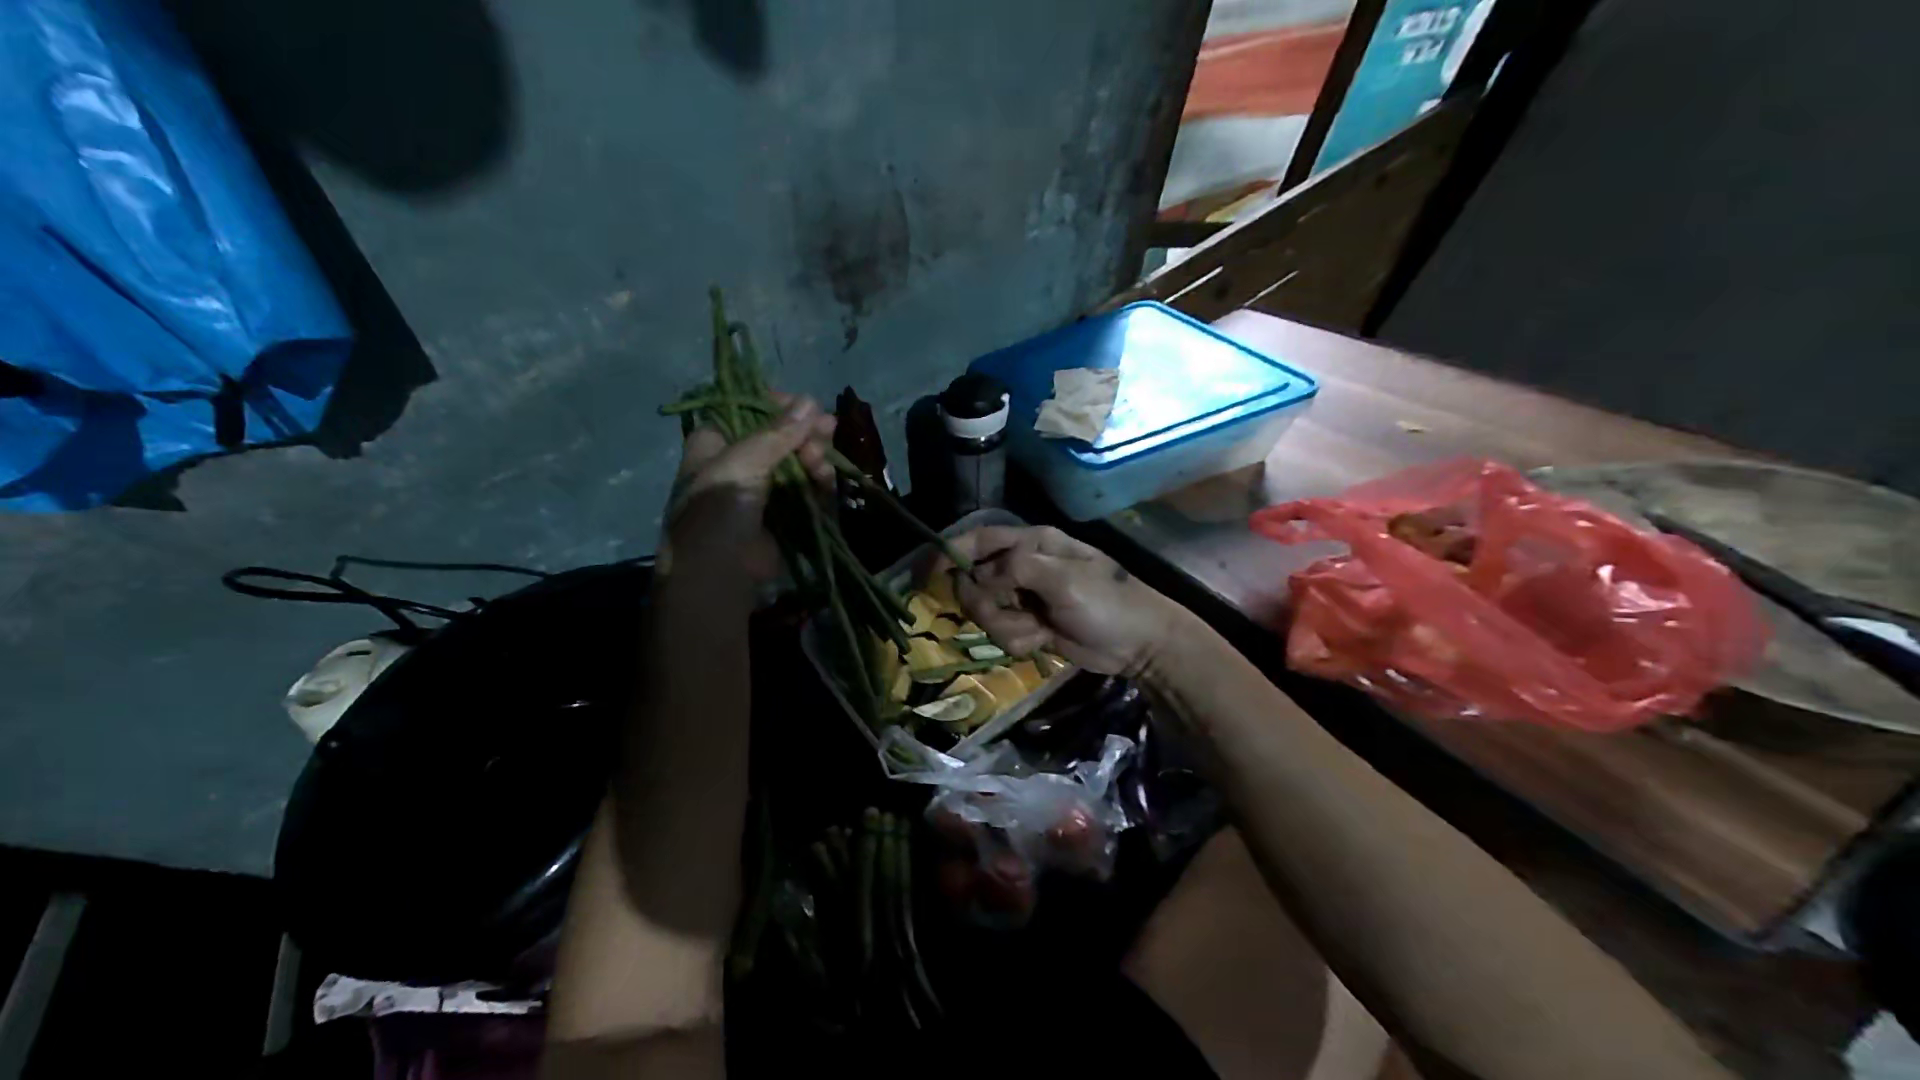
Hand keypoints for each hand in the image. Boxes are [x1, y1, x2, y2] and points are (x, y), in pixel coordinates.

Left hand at [662, 393, 834, 580]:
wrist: (719, 574)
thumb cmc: (717, 510)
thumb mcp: (742, 462)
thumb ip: (777, 433)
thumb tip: (812, 402)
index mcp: (714, 446)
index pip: (746, 411)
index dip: (775, 405)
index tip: (803, 405)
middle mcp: (738, 465)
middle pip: (778, 437)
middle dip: (804, 432)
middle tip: (828, 428)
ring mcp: (763, 492)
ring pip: (797, 463)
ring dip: (814, 458)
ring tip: (821, 463)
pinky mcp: (784, 516)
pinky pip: (807, 492)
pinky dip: (819, 484)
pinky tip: (827, 480)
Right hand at [940, 526, 1185, 675]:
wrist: (1140, 645)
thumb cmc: (1108, 602)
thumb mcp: (1064, 578)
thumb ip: (1017, 568)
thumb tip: (978, 578)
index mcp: (1033, 543)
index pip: (980, 539)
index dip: (950, 551)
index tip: (927, 574)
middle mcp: (1023, 566)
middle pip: (974, 581)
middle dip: (986, 604)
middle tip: (1010, 611)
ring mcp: (1024, 597)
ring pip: (985, 612)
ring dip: (1007, 627)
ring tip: (1037, 629)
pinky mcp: (1028, 625)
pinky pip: (1002, 634)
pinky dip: (1019, 641)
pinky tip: (1044, 641)